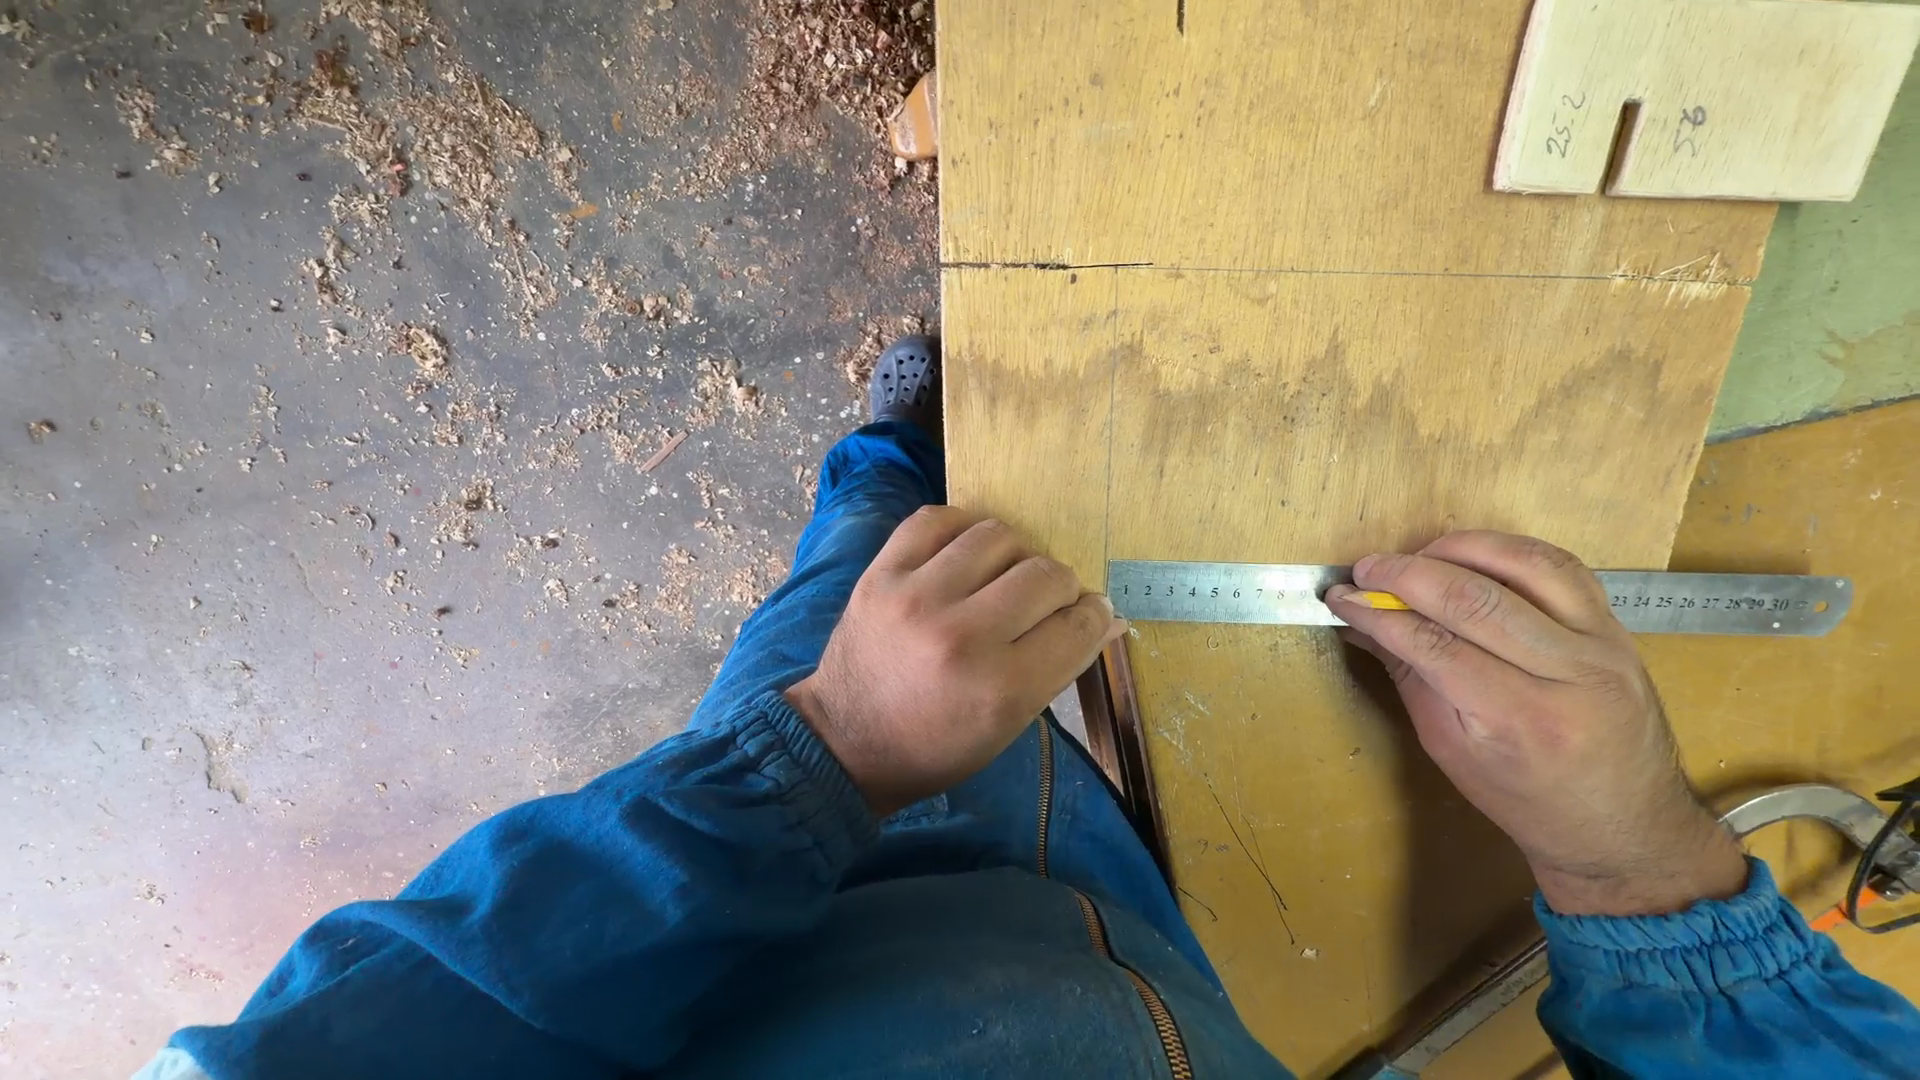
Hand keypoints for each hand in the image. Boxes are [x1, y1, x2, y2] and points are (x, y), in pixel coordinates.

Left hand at [785, 507, 1126, 816]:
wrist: (845, 743)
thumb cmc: (937, 747)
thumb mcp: (1009, 726)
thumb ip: (1061, 666)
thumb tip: (1110, 617)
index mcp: (1002, 689)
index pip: (1077, 625)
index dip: (1093, 615)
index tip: (1087, 613)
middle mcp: (962, 636)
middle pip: (1046, 575)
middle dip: (1060, 587)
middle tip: (1044, 602)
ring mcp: (916, 597)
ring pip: (998, 535)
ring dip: (1016, 554)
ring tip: (1003, 576)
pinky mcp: (881, 574)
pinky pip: (936, 519)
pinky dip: (962, 528)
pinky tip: (965, 552)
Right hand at [1326, 531, 1746, 915]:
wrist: (1626, 825)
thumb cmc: (1525, 799)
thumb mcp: (1448, 747)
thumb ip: (1407, 675)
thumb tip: (1359, 623)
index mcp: (1520, 719)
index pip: (1433, 645)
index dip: (1377, 614)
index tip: (1340, 597)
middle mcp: (1570, 674)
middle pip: (1476, 599)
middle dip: (1407, 574)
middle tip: (1365, 568)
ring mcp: (1604, 645)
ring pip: (1526, 566)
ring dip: (1460, 548)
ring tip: (1416, 556)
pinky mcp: (1618, 627)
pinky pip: (1562, 567)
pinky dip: (1508, 550)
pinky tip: (1469, 556)